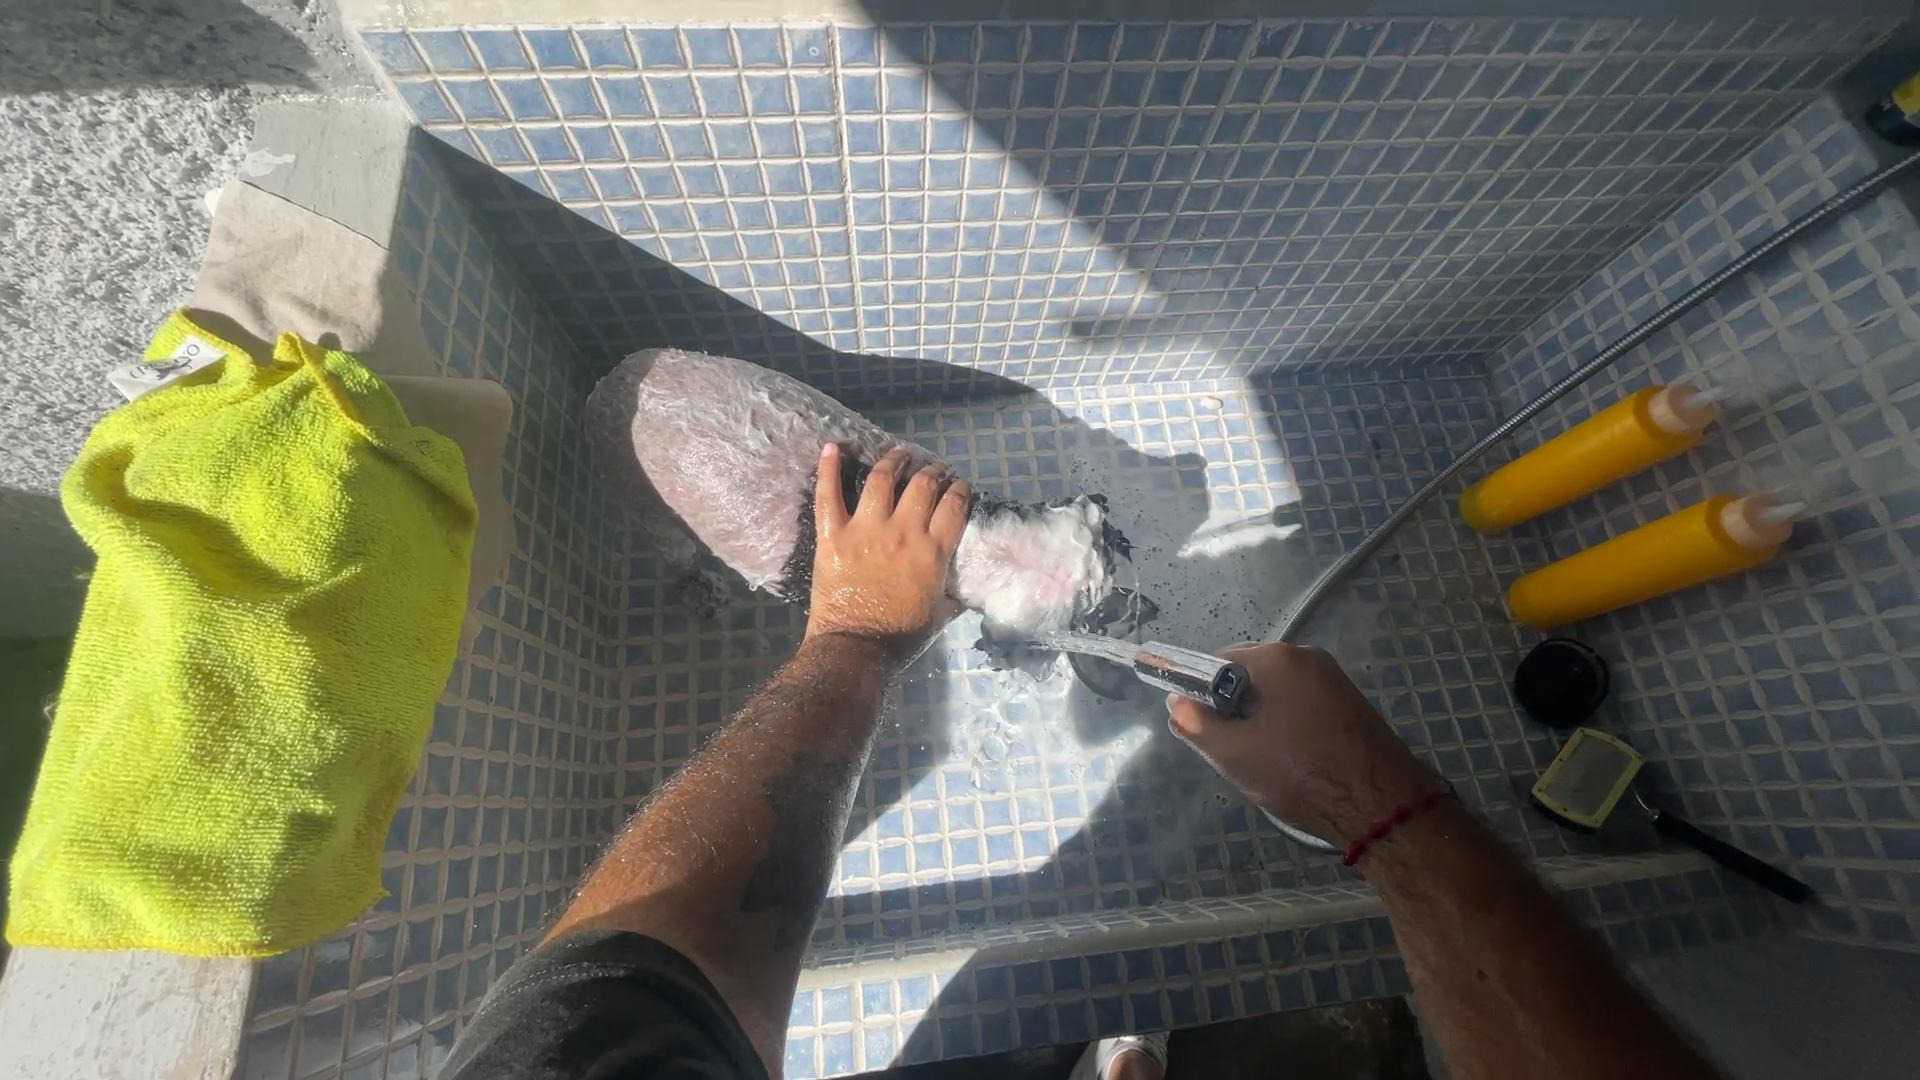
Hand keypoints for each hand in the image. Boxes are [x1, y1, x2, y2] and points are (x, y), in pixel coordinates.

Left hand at [806, 444, 971, 663]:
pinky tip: (832, 447)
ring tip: (898, 453)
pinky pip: (828, 494)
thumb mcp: (941, 614)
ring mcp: (865, 530)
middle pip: (923, 486)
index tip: (959, 485)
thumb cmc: (902, 637)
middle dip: (932, 471)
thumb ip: (953, 593)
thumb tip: (964, 587)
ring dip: (893, 461)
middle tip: (933, 469)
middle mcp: (903, 532)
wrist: (857, 648)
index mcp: (933, 552)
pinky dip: (828, 468)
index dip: (959, 489)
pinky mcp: (833, 535)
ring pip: (882, 480)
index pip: (954, 506)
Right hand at [1167, 642, 1441, 845]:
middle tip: (1230, 745)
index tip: (1201, 725)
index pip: (1216, 661)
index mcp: (1276, 658)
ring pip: (1276, 690)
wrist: (1383, 809)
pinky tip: (1289, 755)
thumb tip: (1175, 703)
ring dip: (1259, 715)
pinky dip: (1286, 720)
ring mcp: (1333, 678)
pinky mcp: (1350, 702)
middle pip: (1248, 674)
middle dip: (1231, 705)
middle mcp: (1306, 656)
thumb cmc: (1300, 774)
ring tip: (1260, 755)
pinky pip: (1301, 701)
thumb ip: (1196, 724)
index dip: (1200, 693)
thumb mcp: (1234, 754)